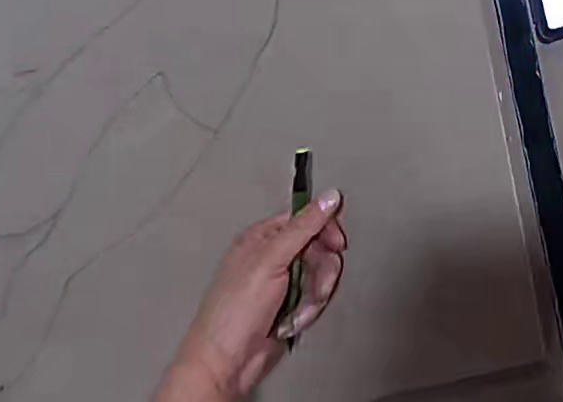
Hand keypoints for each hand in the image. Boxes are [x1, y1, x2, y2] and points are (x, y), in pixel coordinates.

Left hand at [159, 190, 347, 401]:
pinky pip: (315, 297)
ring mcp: (282, 281)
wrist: (224, 366)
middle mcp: (273, 255)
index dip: (325, 229)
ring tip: (299, 309)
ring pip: (320, 273)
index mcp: (264, 236)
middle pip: (318, 247)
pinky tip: (293, 321)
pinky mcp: (289, 304)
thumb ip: (304, 227)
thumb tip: (330, 196)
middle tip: (317, 285)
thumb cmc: (235, 311)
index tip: (337, 244)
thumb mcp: (271, 259)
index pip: (306, 218)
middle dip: (321, 270)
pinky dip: (309, 310)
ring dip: (315, 294)